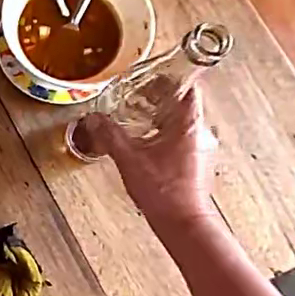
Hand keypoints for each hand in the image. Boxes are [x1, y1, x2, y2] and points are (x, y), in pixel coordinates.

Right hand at [76, 85, 216, 226]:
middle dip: (158, 96)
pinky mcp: (196, 161)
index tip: (152, 72)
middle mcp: (200, 133)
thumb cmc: (164, 192)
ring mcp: (200, 148)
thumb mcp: (129, 158)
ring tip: (135, 116)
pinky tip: (144, 140)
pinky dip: (163, 132)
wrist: (183, 223)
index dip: (170, 76)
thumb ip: (109, 134)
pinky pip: (181, 137)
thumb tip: (94, 119)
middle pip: (183, 102)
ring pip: (181, 120)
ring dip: (160, 115)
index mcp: (189, 124)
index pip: (187, 86)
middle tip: (135, 94)